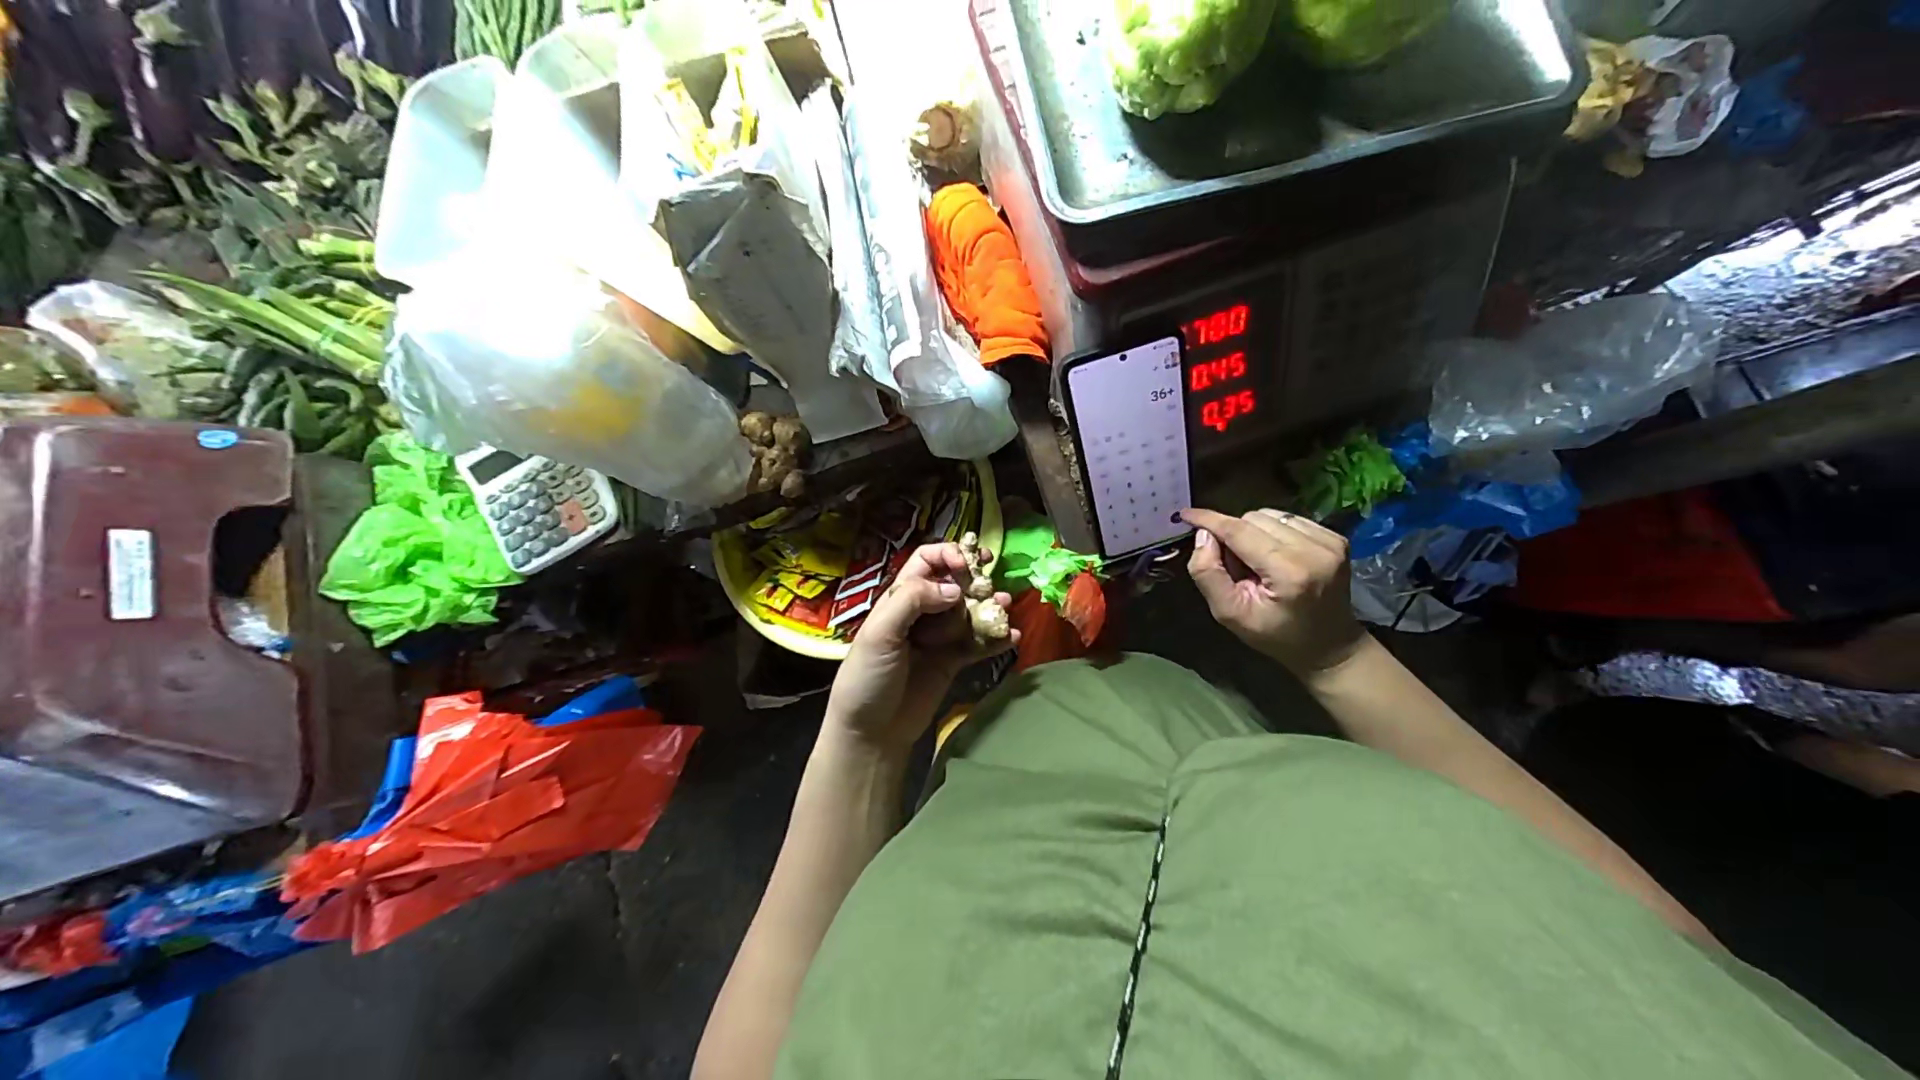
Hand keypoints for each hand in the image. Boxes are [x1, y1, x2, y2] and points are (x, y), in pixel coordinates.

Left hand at [825, 543, 1017, 753]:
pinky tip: (1012, 636)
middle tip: (992, 576)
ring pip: (971, 611)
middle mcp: (922, 612)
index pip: (926, 562)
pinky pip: (979, 643)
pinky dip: (996, 638)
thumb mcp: (880, 632)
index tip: (965, 564)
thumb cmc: (867, 676)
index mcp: (899, 598)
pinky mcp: (954, 661)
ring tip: (1006, 606)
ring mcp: (940, 636)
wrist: (871, 730)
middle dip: (974, 576)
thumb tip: (954, 589)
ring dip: (990, 605)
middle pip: (954, 582)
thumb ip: (912, 601)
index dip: (946, 555)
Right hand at [1181, 507, 1366, 678]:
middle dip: (1234, 535)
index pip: (1240, 531)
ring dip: (1253, 532)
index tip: (1186, 514)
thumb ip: (1208, 574)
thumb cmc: (1276, 636)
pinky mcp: (1336, 537)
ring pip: (1270, 515)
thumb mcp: (1230, 614)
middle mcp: (1314, 549)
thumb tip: (1202, 535)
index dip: (1209, 520)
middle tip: (1235, 566)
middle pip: (1253, 518)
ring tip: (1257, 561)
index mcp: (1289, 571)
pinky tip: (1276, 556)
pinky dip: (1273, 532)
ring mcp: (1329, 541)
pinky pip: (1289, 518)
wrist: (1330, 646)